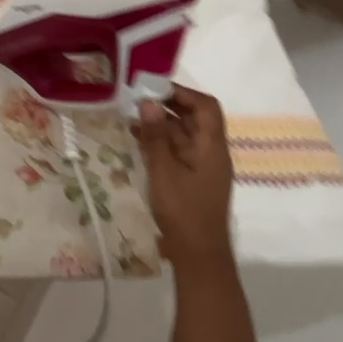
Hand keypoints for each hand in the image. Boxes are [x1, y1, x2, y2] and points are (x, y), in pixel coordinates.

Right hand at [133, 85, 234, 273]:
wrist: (198, 253)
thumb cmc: (183, 210)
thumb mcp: (163, 170)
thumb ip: (155, 136)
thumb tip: (148, 101)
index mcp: (212, 148)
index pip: (206, 107)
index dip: (181, 92)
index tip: (151, 88)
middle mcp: (211, 152)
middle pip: (195, 117)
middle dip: (167, 103)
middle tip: (135, 98)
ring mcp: (202, 165)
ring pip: (183, 132)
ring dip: (160, 121)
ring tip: (130, 115)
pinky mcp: (191, 176)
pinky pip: (177, 148)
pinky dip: (159, 138)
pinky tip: (136, 137)